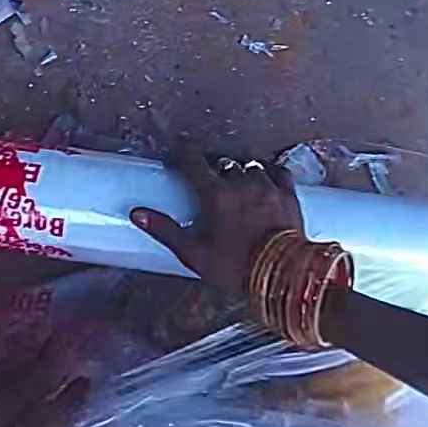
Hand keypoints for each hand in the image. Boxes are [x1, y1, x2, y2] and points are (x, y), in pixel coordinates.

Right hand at [131, 149, 304, 296]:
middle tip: (208, 177)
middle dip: (213, 167)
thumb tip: (139, 214)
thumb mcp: (195, 253)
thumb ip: (166, 231)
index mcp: (216, 195)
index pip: (194, 162)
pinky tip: (266, 177)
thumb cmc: (236, 268)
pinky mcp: (288, 195)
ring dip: (241, 171)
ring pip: (251, 166)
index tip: (178, 151)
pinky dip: (270, 171)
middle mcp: (242, 184)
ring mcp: (268, 187)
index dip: (184, 153)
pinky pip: (279, 171)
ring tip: (237, 182)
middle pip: (223, 163)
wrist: (282, 276)